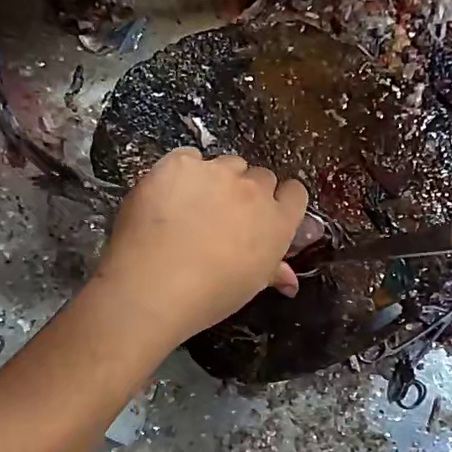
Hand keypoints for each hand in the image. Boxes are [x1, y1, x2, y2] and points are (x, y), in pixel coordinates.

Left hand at [96, 148, 310, 345]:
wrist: (156, 285)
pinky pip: (189, 156)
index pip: (295, 193)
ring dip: (218, 179)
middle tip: (226, 215)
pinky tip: (169, 195)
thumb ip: (273, 272)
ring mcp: (217, 172)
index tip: (267, 213)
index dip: (281, 201)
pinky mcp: (180, 163)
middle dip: (248, 191)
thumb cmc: (211, 294)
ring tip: (194, 205)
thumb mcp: (251, 285)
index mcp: (278, 221)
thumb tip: (289, 280)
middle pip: (261, 176)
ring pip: (227, 163)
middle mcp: (254, 190)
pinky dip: (183, 171)